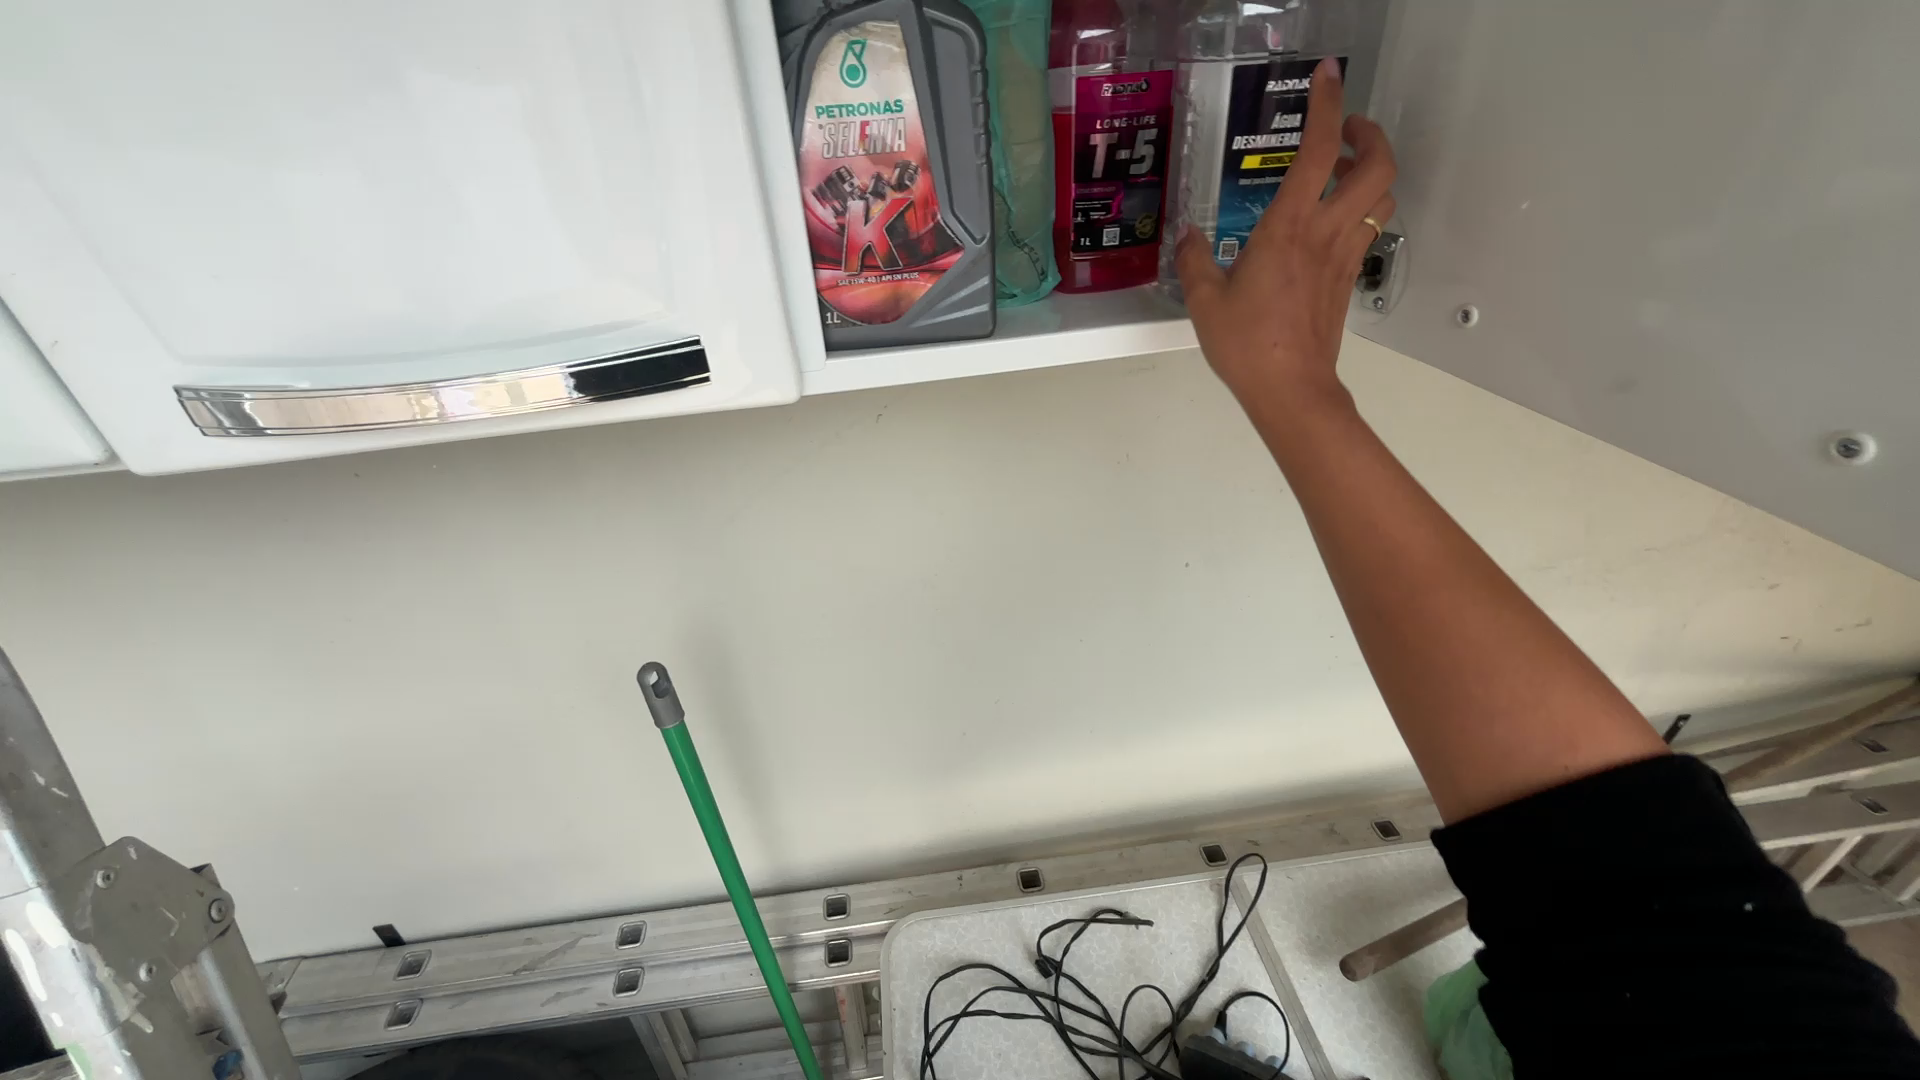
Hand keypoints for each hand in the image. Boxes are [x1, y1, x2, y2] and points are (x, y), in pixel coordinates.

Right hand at [1175, 56, 1396, 422]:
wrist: (1289, 388)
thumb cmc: (1246, 344)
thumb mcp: (1205, 301)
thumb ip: (1193, 261)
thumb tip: (1186, 236)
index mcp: (1288, 229)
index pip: (1318, 150)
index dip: (1326, 105)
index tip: (1326, 77)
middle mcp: (1325, 234)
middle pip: (1378, 164)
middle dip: (1369, 134)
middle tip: (1344, 131)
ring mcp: (1343, 257)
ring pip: (1382, 196)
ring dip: (1371, 172)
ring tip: (1341, 173)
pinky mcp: (1347, 281)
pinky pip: (1367, 230)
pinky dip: (1361, 209)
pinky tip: (1331, 223)